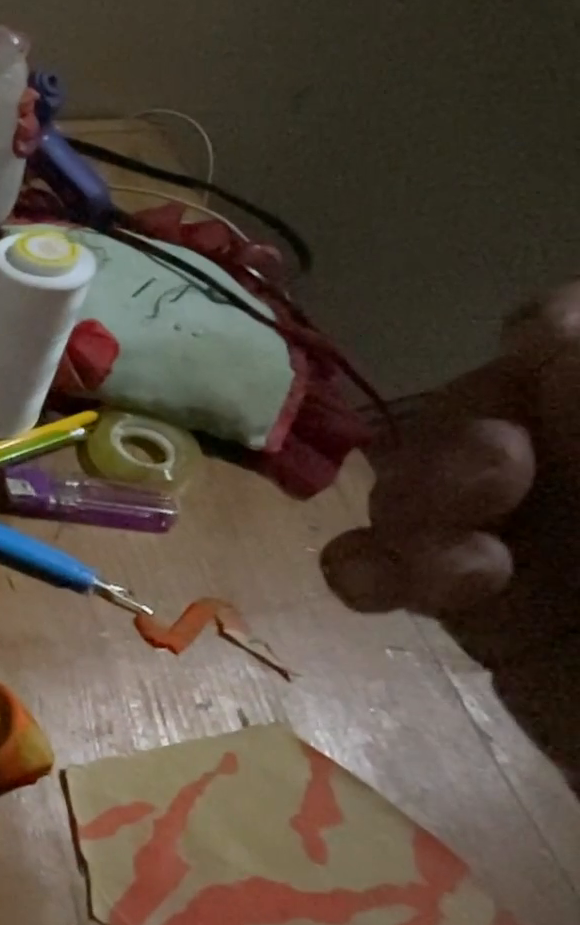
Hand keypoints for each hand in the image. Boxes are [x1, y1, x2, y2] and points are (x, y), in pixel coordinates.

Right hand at [321, 283, 579, 633]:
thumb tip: (546, 319)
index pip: (574, 340)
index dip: (548, 337)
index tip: (540, 357)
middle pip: (471, 405)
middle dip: (456, 438)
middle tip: (489, 481)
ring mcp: (524, 540)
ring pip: (403, 481)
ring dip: (406, 515)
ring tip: (456, 574)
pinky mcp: (470, 605)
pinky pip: (376, 560)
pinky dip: (366, 570)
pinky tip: (392, 597)